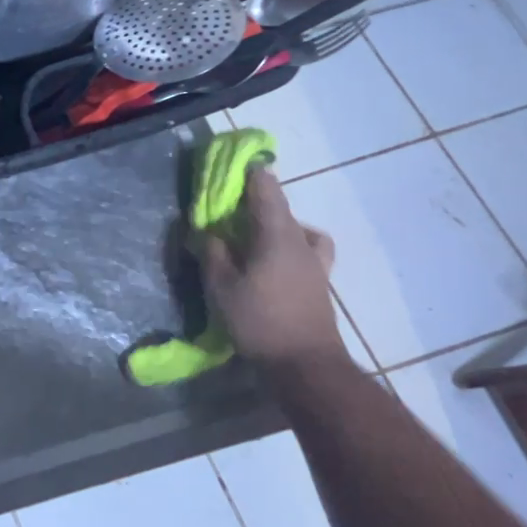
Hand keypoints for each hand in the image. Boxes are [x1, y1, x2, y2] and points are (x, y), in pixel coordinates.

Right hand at [197, 166, 347, 372]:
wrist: (306, 365)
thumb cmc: (259, 320)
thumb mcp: (221, 286)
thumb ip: (213, 253)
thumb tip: (208, 231)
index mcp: (277, 237)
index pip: (266, 192)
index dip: (252, 174)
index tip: (240, 161)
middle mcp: (300, 243)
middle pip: (281, 209)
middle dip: (259, 199)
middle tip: (233, 203)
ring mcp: (315, 264)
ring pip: (298, 229)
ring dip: (277, 223)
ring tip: (255, 234)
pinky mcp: (318, 283)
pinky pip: (306, 249)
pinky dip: (290, 244)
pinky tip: (272, 260)